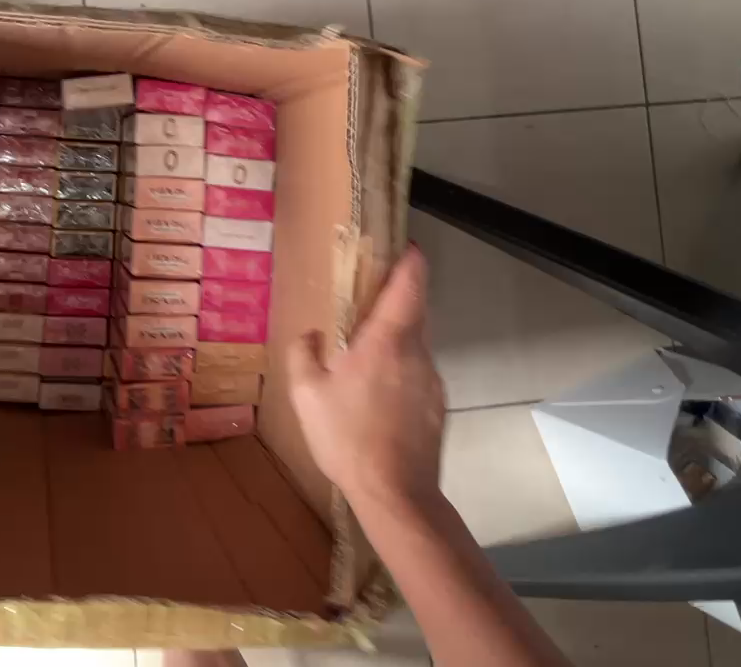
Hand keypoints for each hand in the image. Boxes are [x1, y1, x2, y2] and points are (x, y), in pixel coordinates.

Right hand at [289, 246, 445, 514]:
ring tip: (367, 343)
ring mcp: (431, 381)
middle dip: (400, 294)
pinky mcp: (436, 405)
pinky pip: (418, 369)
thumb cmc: (346, 437)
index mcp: (385, 342)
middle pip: (416, 311)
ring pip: (418, 341)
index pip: (408, 287)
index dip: (411, 262)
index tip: (407, 245)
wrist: (395, 494)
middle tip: (372, 289)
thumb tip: (312, 334)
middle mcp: (416, 354)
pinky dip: (402, 363)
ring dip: (398, 332)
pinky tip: (378, 386)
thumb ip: (303, 352)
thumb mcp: (306, 393)